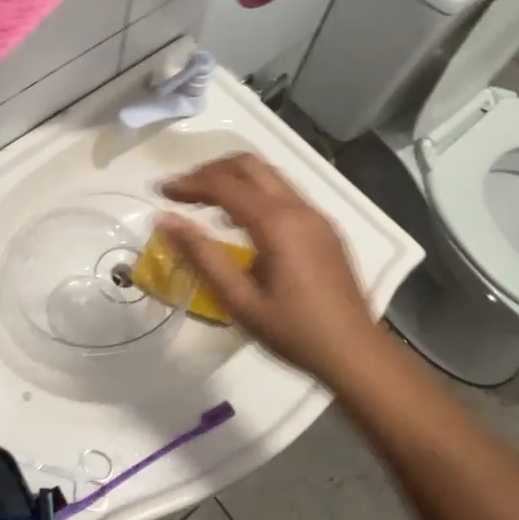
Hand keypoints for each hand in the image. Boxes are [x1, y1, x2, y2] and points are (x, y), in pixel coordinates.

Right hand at [157, 153, 388, 384]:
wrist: (357, 355)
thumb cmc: (295, 332)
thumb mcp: (240, 300)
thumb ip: (202, 255)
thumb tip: (165, 219)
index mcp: (278, 223)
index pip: (224, 184)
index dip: (189, 183)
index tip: (161, 193)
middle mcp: (299, 208)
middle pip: (248, 165)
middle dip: (210, 171)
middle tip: (183, 192)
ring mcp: (316, 216)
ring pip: (268, 175)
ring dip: (233, 179)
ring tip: (204, 204)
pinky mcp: (324, 228)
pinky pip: (283, 193)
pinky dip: (254, 193)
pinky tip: (240, 222)